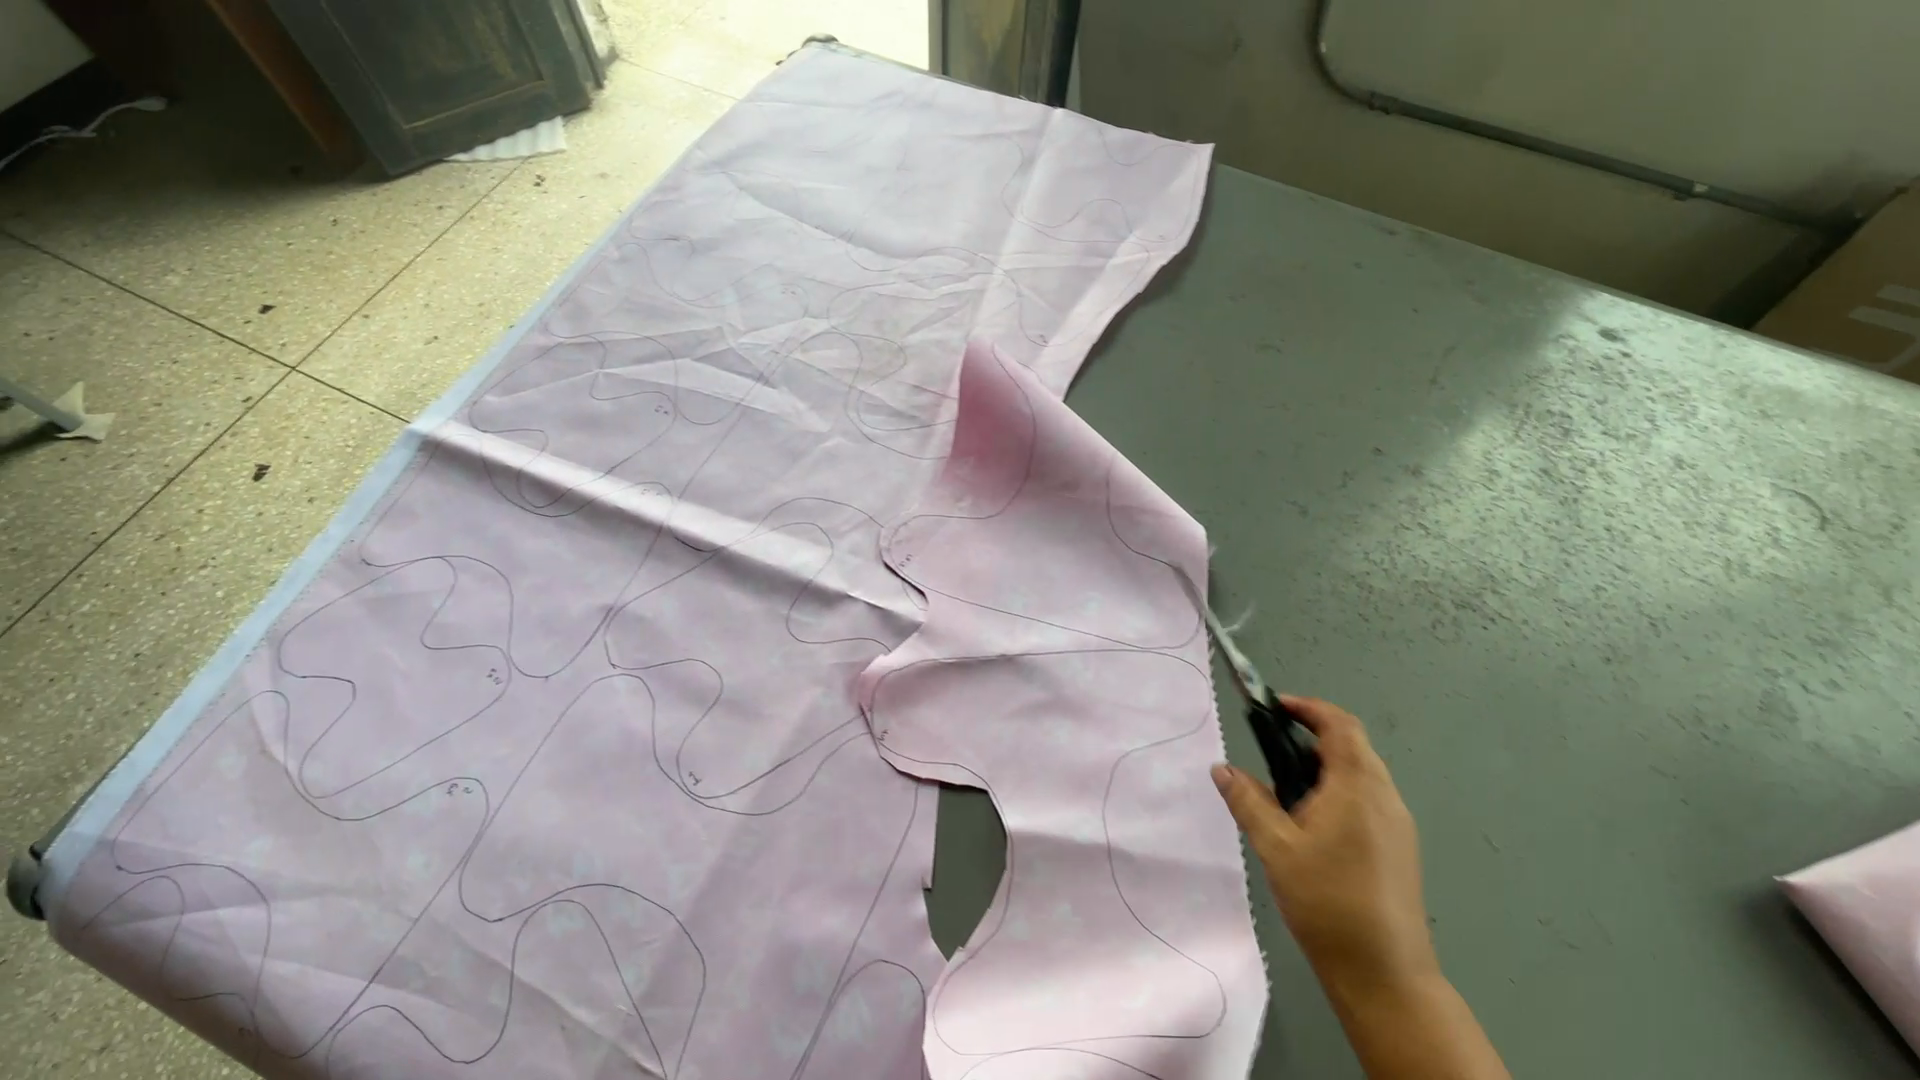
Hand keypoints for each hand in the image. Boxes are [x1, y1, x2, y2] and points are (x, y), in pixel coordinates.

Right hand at [1212, 696, 1437, 1000]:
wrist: (1384, 971)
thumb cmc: (1326, 900)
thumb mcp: (1276, 847)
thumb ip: (1249, 801)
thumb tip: (1222, 768)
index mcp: (1357, 785)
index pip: (1339, 724)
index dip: (1308, 708)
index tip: (1274, 707)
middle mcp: (1384, 795)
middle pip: (1352, 746)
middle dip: (1311, 738)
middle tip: (1270, 752)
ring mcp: (1397, 823)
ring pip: (1361, 775)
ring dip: (1325, 768)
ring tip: (1285, 793)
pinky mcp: (1399, 847)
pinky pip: (1368, 800)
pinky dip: (1339, 793)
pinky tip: (1312, 827)